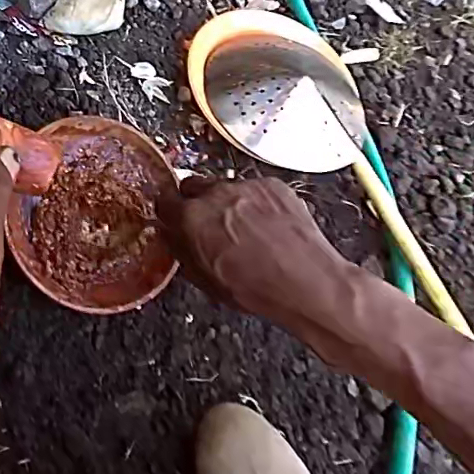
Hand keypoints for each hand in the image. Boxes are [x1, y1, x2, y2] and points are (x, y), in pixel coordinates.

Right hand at [156, 177, 365, 328]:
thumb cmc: (258, 288)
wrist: (309, 283)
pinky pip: (253, 188)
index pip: (165, 201)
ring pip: (224, 186)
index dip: (168, 212)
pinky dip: (255, 202)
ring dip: (226, 202)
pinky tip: (267, 225)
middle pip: (192, 186)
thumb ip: (181, 251)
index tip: (173, 218)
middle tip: (207, 223)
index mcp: (192, 217)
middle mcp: (216, 194)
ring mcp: (246, 186)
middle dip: (195, 202)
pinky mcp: (273, 185)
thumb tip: (169, 235)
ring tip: (244, 229)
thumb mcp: (205, 279)